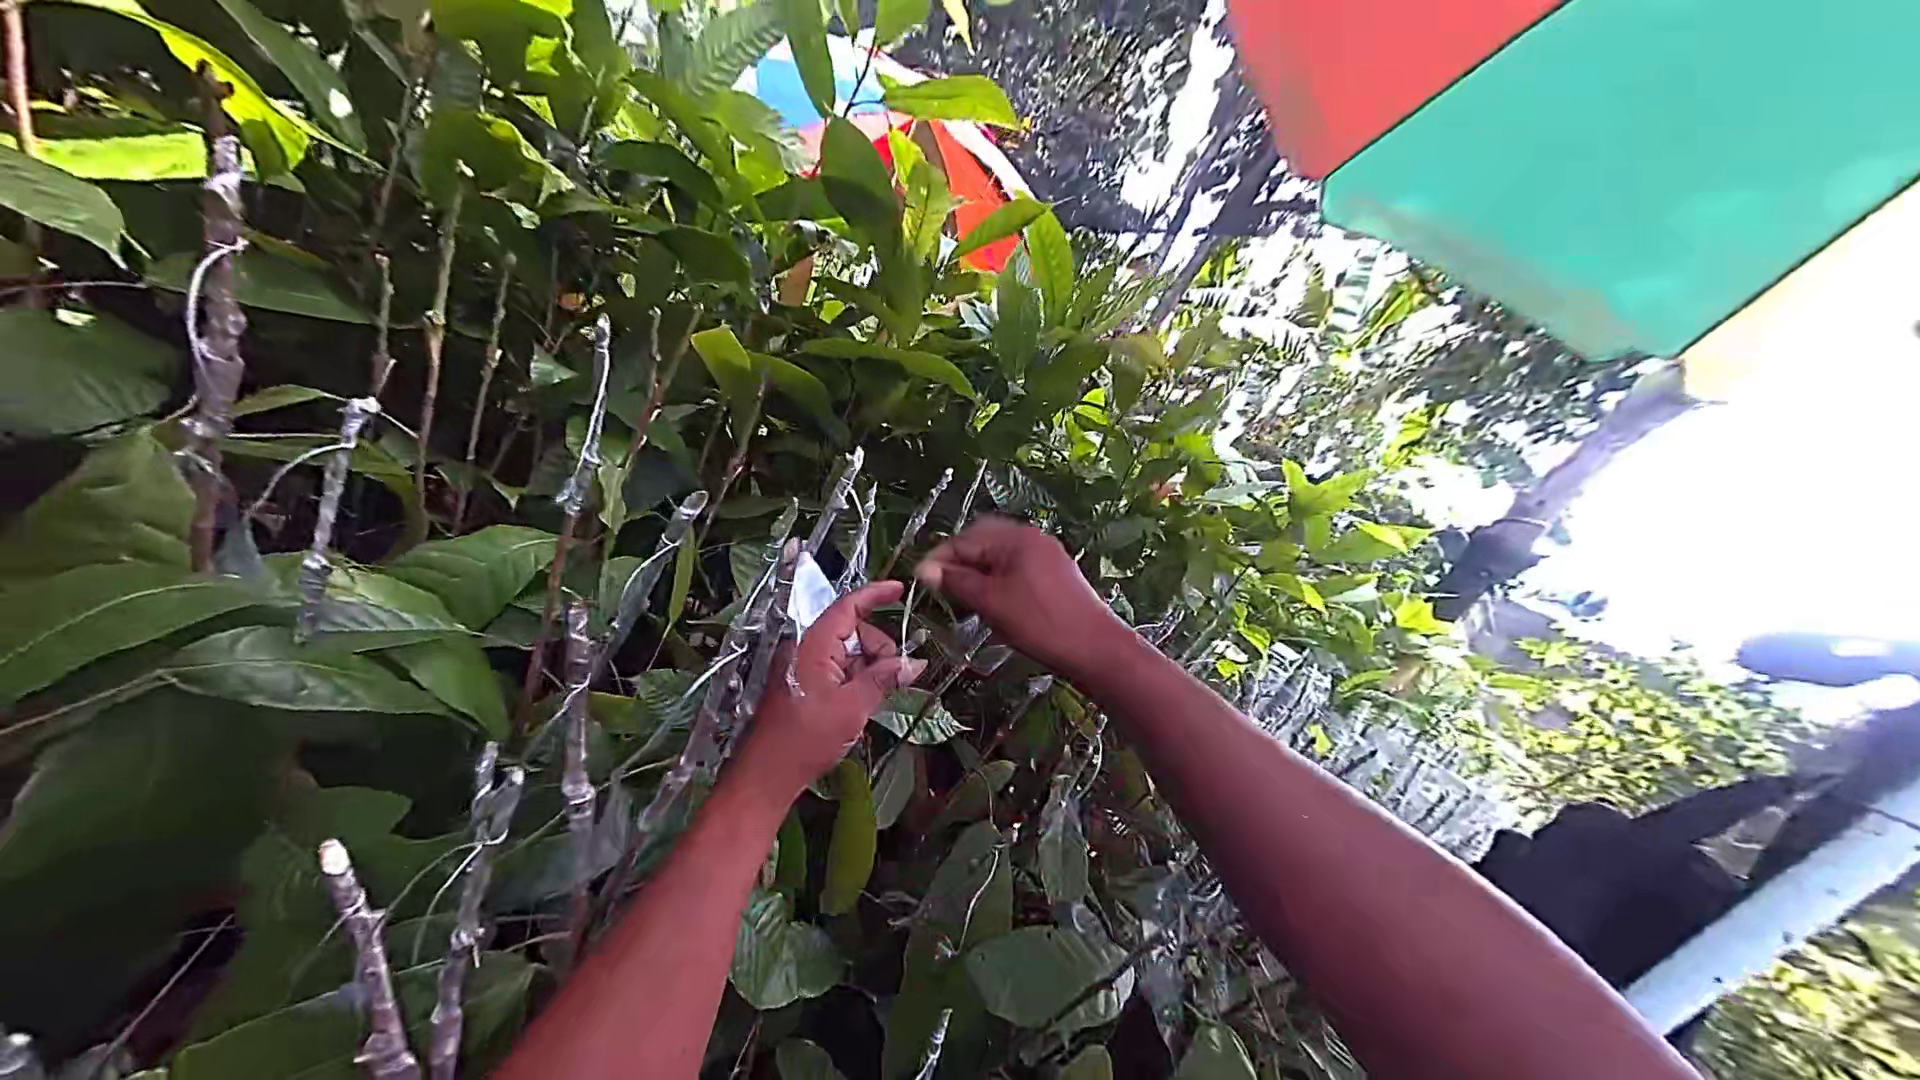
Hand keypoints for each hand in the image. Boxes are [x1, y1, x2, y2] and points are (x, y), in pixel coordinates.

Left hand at [734, 580, 926, 798]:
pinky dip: (855, 680)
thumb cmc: (806, 739)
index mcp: (815, 644)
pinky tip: (861, 704)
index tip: (900, 589)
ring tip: (871, 700)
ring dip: (868, 669)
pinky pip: (838, 670)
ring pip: (849, 652)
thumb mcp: (853, 707)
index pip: (848, 606)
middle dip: (878, 649)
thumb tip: (914, 662)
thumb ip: (884, 679)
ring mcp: (804, 666)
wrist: (766, 775)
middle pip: (854, 631)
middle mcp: (807, 648)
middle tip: (891, 679)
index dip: (875, 594)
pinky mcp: (803, 684)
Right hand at [913, 518, 1132, 678]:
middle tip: (942, 587)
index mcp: (1015, 537)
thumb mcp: (992, 602)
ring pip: (999, 555)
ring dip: (978, 571)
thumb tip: (924, 570)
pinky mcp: (1054, 573)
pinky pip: (1016, 567)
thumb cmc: (1040, 623)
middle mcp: (1031, 537)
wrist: (1095, 648)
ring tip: (966, 597)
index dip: (939, 560)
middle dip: (959, 562)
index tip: (920, 581)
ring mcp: (1045, 554)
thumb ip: (957, 582)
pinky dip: (998, 579)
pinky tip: (993, 601)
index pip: (964, 540)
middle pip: (982, 541)